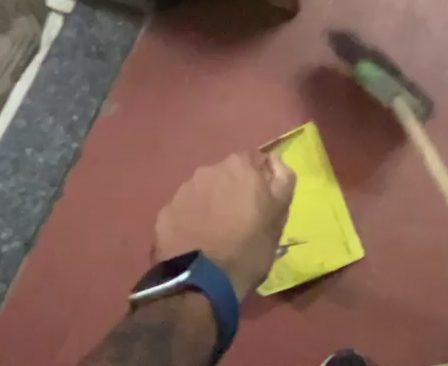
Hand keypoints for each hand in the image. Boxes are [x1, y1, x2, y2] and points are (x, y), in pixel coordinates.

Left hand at [154, 150, 297, 299]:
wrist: (201, 286)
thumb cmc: (248, 248)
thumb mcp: (279, 215)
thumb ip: (282, 179)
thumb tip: (276, 161)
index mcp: (239, 166)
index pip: (255, 160)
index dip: (260, 180)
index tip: (262, 203)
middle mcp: (209, 170)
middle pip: (227, 174)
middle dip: (233, 190)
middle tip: (239, 220)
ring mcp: (183, 191)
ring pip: (203, 191)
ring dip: (211, 204)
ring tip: (215, 233)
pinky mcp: (165, 213)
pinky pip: (183, 211)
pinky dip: (190, 220)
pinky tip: (195, 242)